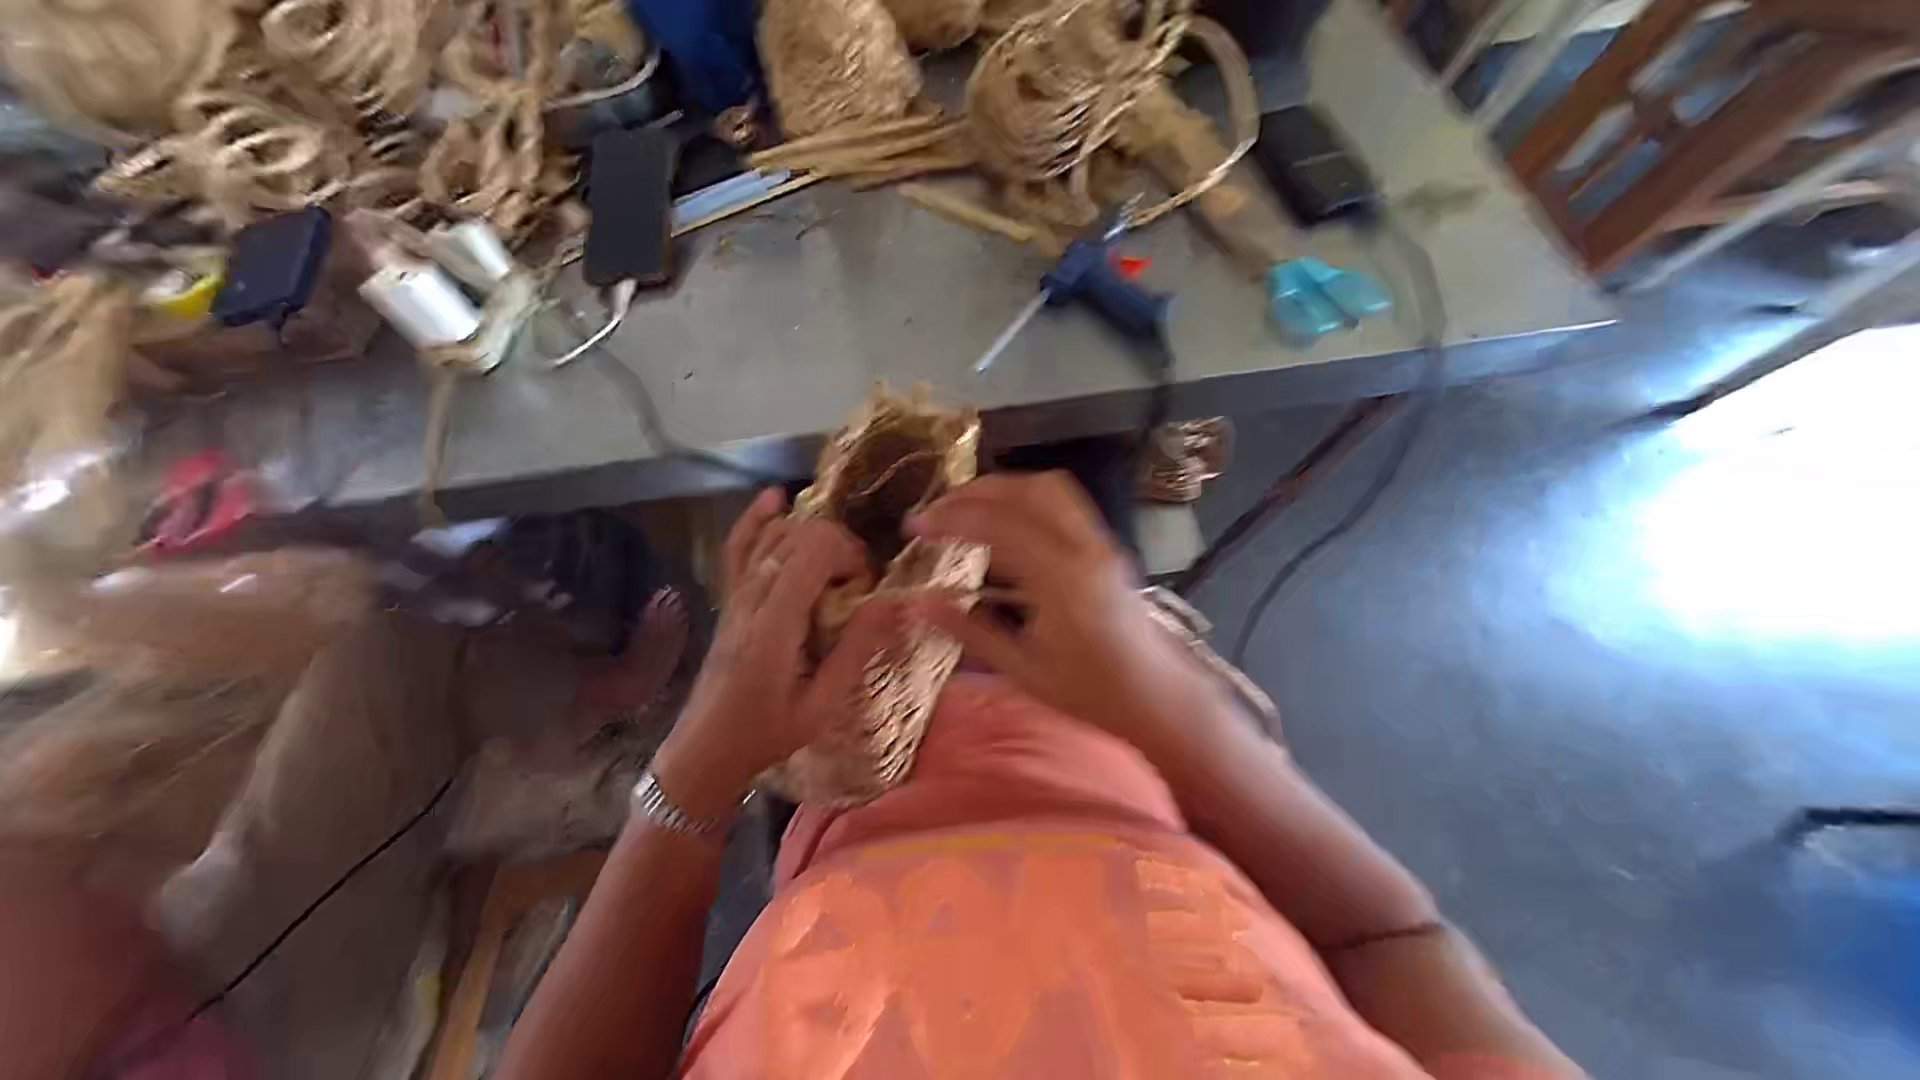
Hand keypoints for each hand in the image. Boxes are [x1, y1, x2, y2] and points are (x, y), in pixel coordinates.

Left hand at [652, 490, 901, 819]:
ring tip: (838, 561)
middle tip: (857, 580)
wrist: (704, 750)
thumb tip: (891, 603)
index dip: (848, 554)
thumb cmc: (766, 734)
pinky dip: (756, 519)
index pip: (813, 551)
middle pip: (798, 536)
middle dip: (838, 544)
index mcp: (775, 624)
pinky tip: (776, 498)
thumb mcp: (822, 705)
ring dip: (812, 534)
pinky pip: (738, 547)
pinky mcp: (729, 599)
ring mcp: (736, 595)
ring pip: (774, 536)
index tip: (865, 585)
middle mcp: (751, 598)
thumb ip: (855, 651)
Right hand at [906, 472, 1222, 755]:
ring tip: (965, 507)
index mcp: (1063, 581)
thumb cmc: (1092, 693)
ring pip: (1050, 488)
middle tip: (937, 510)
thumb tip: (920, 603)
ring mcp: (1100, 542)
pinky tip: (1002, 523)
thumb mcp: (1023, 670)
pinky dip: (1025, 499)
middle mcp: (1085, 549)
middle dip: (975, 491)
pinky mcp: (1105, 546)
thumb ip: (970, 632)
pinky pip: (1063, 504)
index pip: (999, 526)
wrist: (1158, 697)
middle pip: (1027, 490)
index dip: (951, 519)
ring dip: (1003, 488)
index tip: (914, 526)